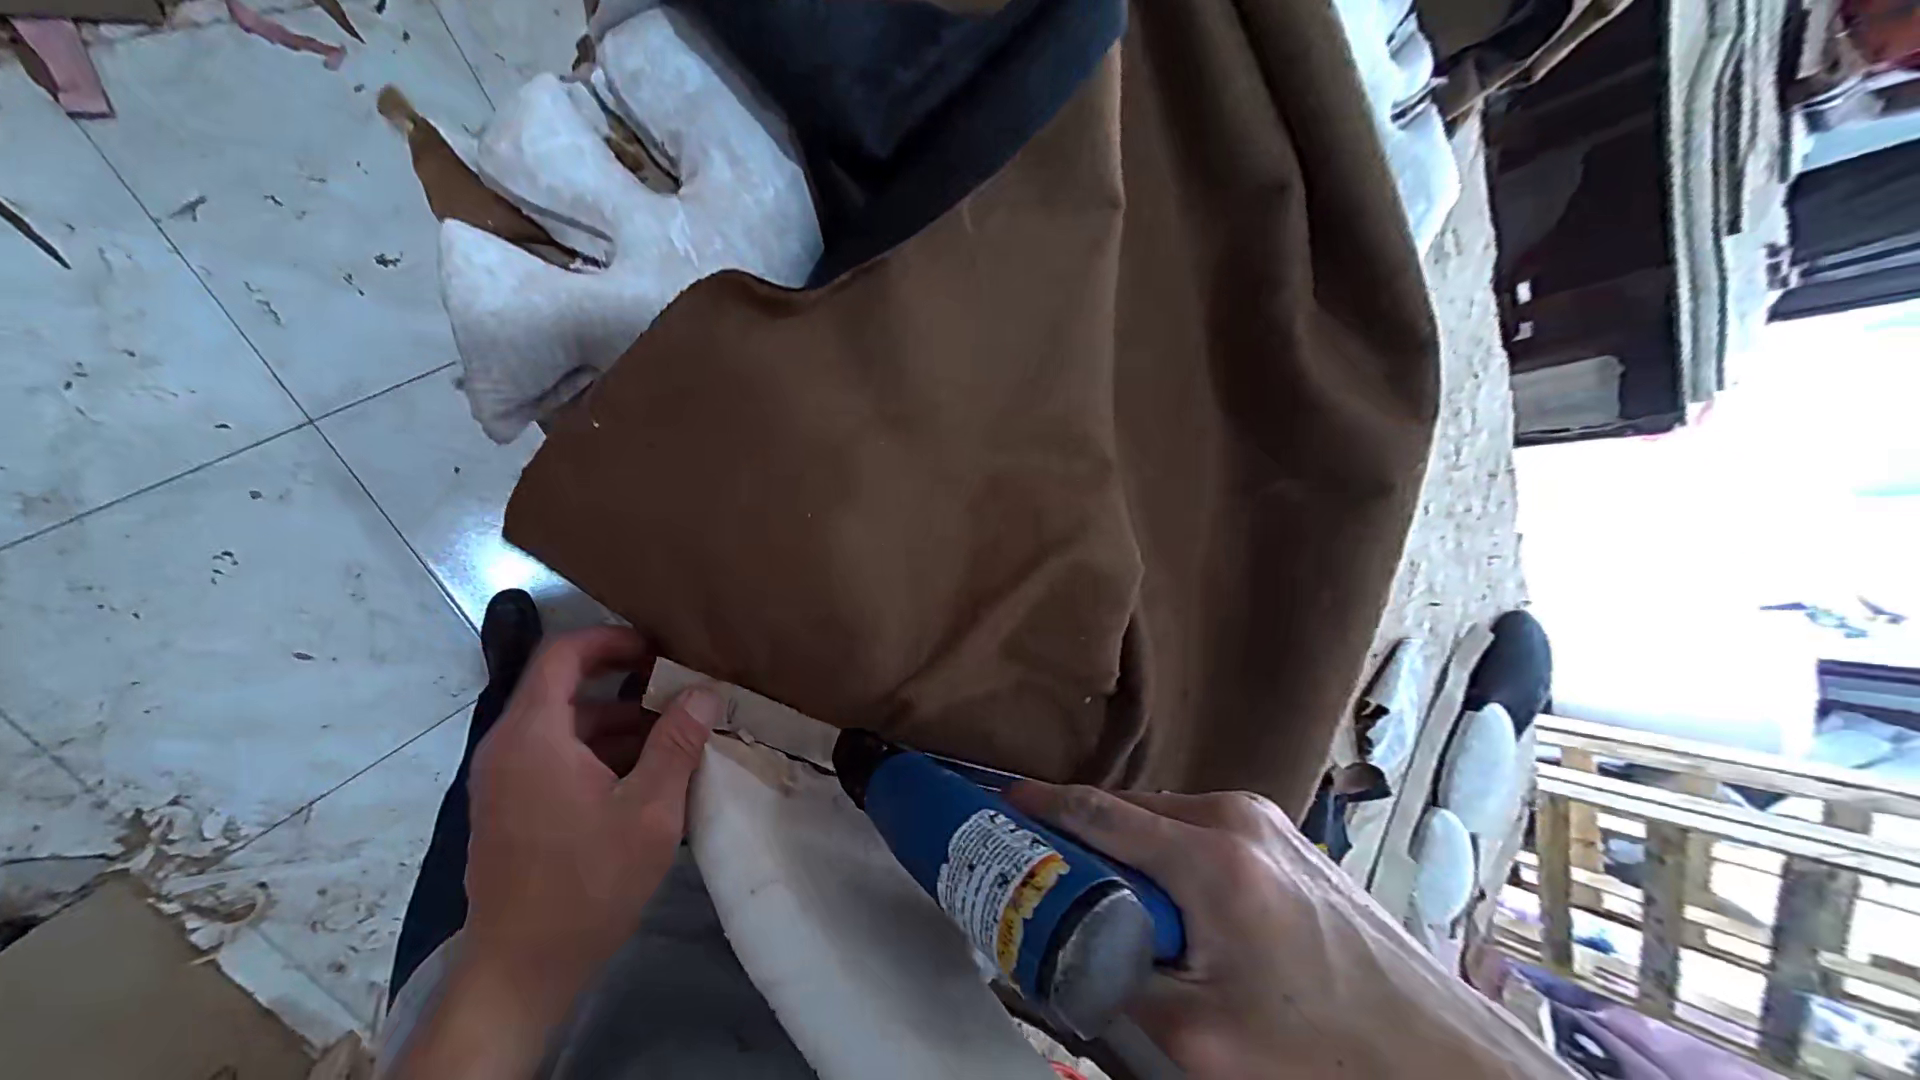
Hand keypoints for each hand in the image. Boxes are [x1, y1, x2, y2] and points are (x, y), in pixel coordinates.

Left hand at [398, 626, 718, 1079]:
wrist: (520, 972)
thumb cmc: (587, 883)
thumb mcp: (650, 809)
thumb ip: (678, 742)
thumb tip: (706, 691)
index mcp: (533, 736)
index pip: (562, 654)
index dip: (611, 640)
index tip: (659, 651)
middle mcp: (508, 747)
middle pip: (565, 688)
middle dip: (627, 684)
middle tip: (680, 692)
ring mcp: (505, 780)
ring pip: (566, 725)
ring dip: (620, 722)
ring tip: (675, 737)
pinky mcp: (512, 807)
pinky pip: (558, 755)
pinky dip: (601, 751)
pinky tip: (646, 776)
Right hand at [1007, 783, 1561, 1079]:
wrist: (1447, 1062)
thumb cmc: (1329, 1052)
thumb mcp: (1201, 1038)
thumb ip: (1120, 988)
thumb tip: (1065, 956)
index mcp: (1211, 856)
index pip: (1100, 814)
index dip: (1043, 806)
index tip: (1002, 802)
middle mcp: (1236, 817)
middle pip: (1130, 812)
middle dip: (1084, 834)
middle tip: (1047, 865)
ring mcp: (1264, 820)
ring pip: (1164, 819)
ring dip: (1130, 847)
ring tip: (1110, 894)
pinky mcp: (1281, 837)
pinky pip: (1200, 829)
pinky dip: (1169, 853)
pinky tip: (1172, 900)